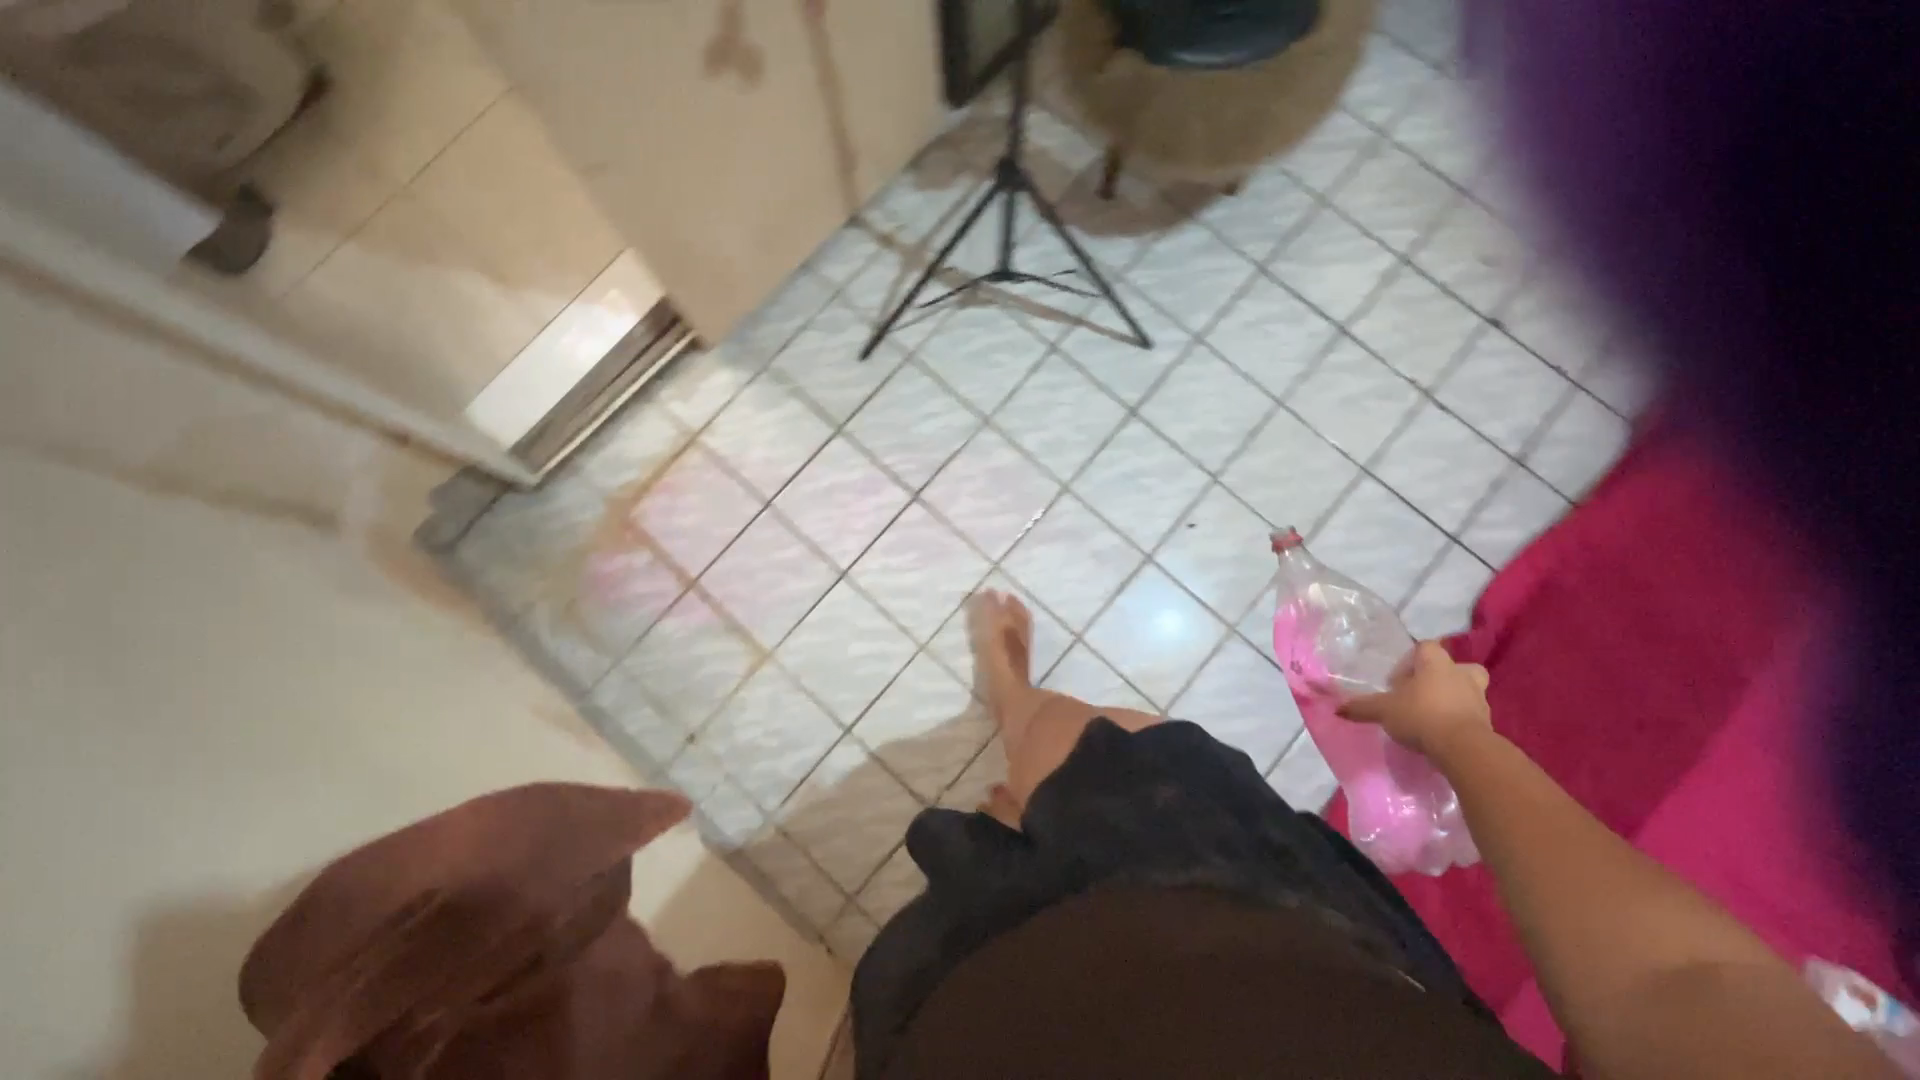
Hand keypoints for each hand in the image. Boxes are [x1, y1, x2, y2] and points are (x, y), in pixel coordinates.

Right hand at [1337, 641, 1491, 757]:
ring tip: (1431, 716)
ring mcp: (1478, 698)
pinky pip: (1471, 714)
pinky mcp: (1487, 722)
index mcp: (1436, 663)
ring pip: (1467, 690)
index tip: (1398, 680)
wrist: (1463, 748)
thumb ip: (1362, 707)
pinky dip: (1459, 720)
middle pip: (1455, 667)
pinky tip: (1442, 733)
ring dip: (1452, 698)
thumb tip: (1337, 709)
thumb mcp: (1383, 711)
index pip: (1426, 647)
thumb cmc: (1421, 715)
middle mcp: (1461, 674)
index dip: (1411, 660)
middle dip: (1441, 676)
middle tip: (1422, 692)